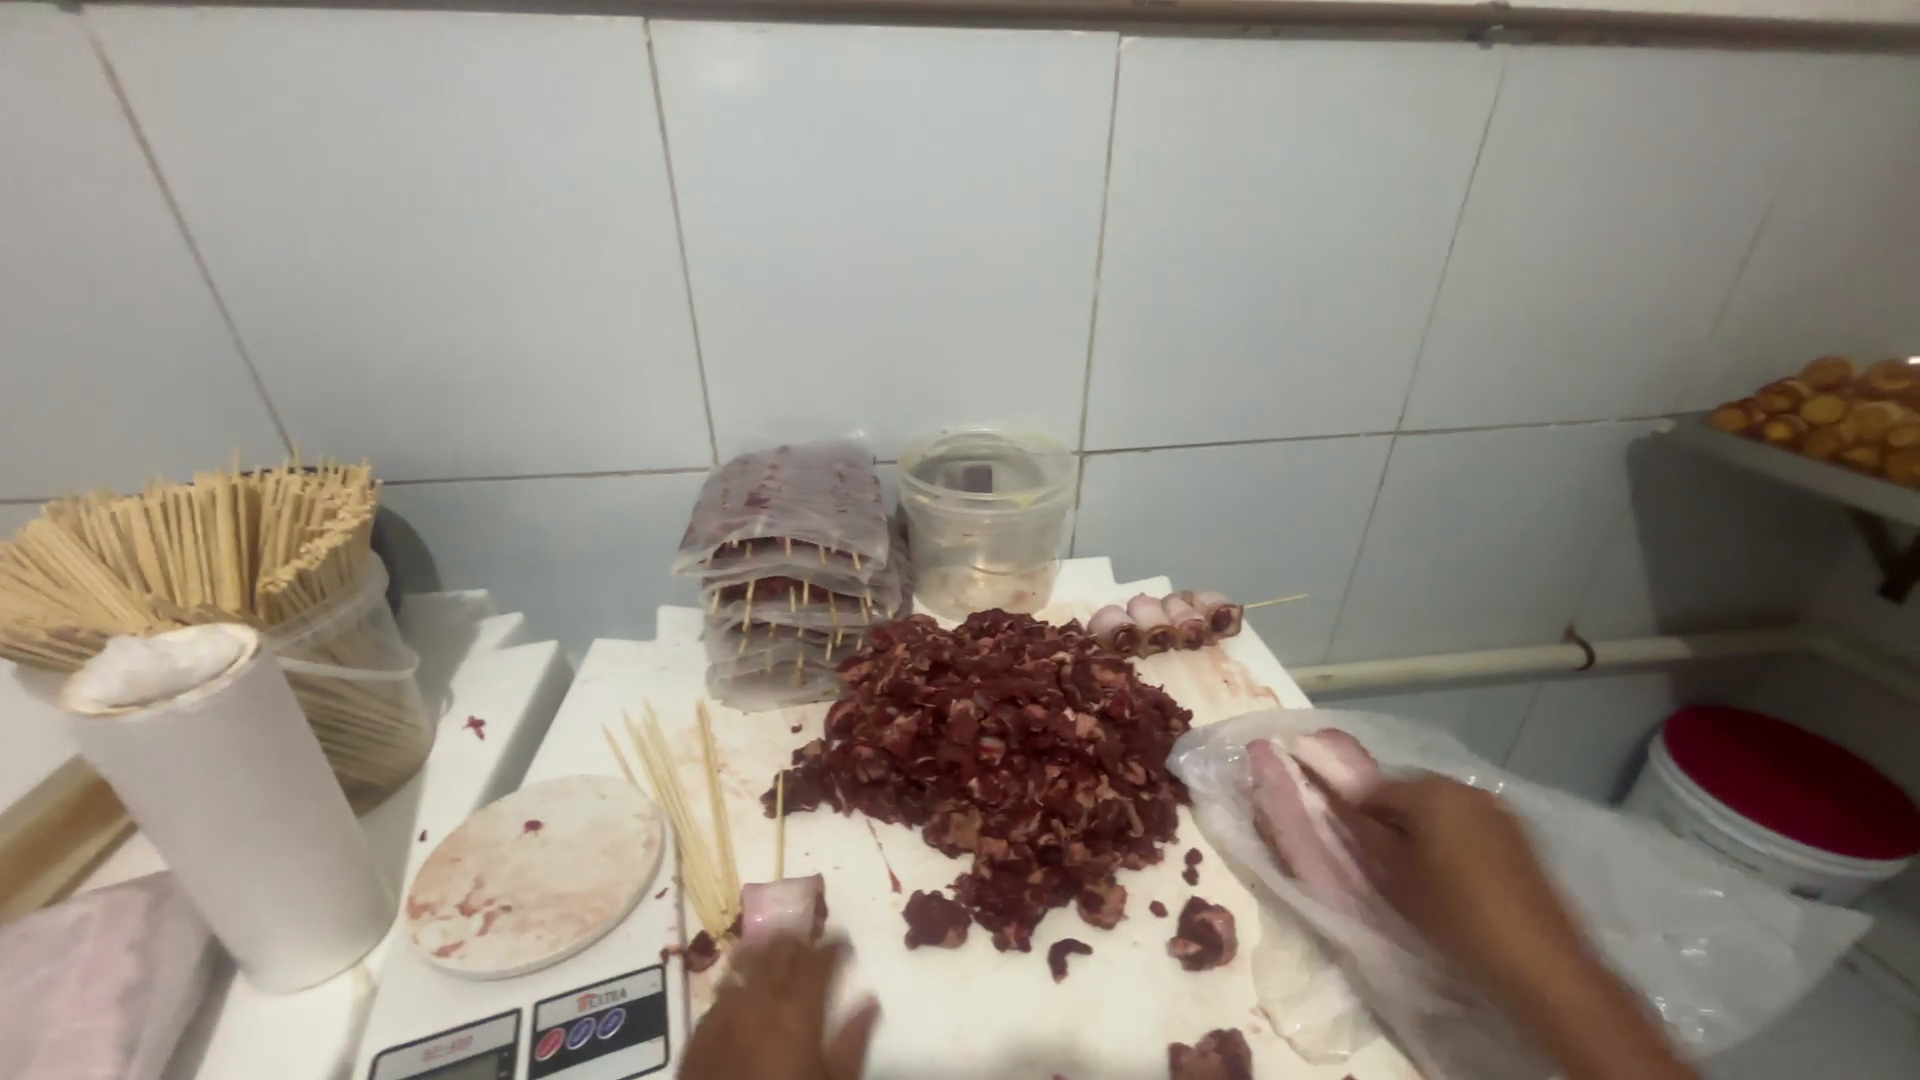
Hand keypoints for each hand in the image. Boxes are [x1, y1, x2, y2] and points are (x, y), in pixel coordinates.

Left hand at [680, 934, 881, 1079]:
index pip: (820, 959)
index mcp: (798, 1011)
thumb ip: (853, 1042)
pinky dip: (740, 985)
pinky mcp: (700, 1031)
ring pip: (748, 961)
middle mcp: (761, 1000)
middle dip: (800, 944)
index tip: (845, 948)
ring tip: (778, 964)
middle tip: (813, 953)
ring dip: (766, 956)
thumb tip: (870, 1003)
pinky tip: (746, 999)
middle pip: (782, 949)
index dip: (835, 946)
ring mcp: (726, 1012)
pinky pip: (724, 992)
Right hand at [1327, 772, 1592, 1006]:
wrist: (1540, 962)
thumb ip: (1363, 832)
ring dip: (1423, 824)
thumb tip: (1336, 804)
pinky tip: (1453, 869)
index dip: (1357, 811)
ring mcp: (1496, 807)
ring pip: (1441, 805)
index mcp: (1429, 790)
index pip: (1373, 787)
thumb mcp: (1395, 875)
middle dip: (1392, 814)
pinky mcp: (1518, 831)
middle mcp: (1463, 787)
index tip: (1352, 840)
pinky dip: (1453, 833)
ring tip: (1418, 864)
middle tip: (1384, 854)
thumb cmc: (1455, 914)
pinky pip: (1469, 819)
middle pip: (1410, 790)